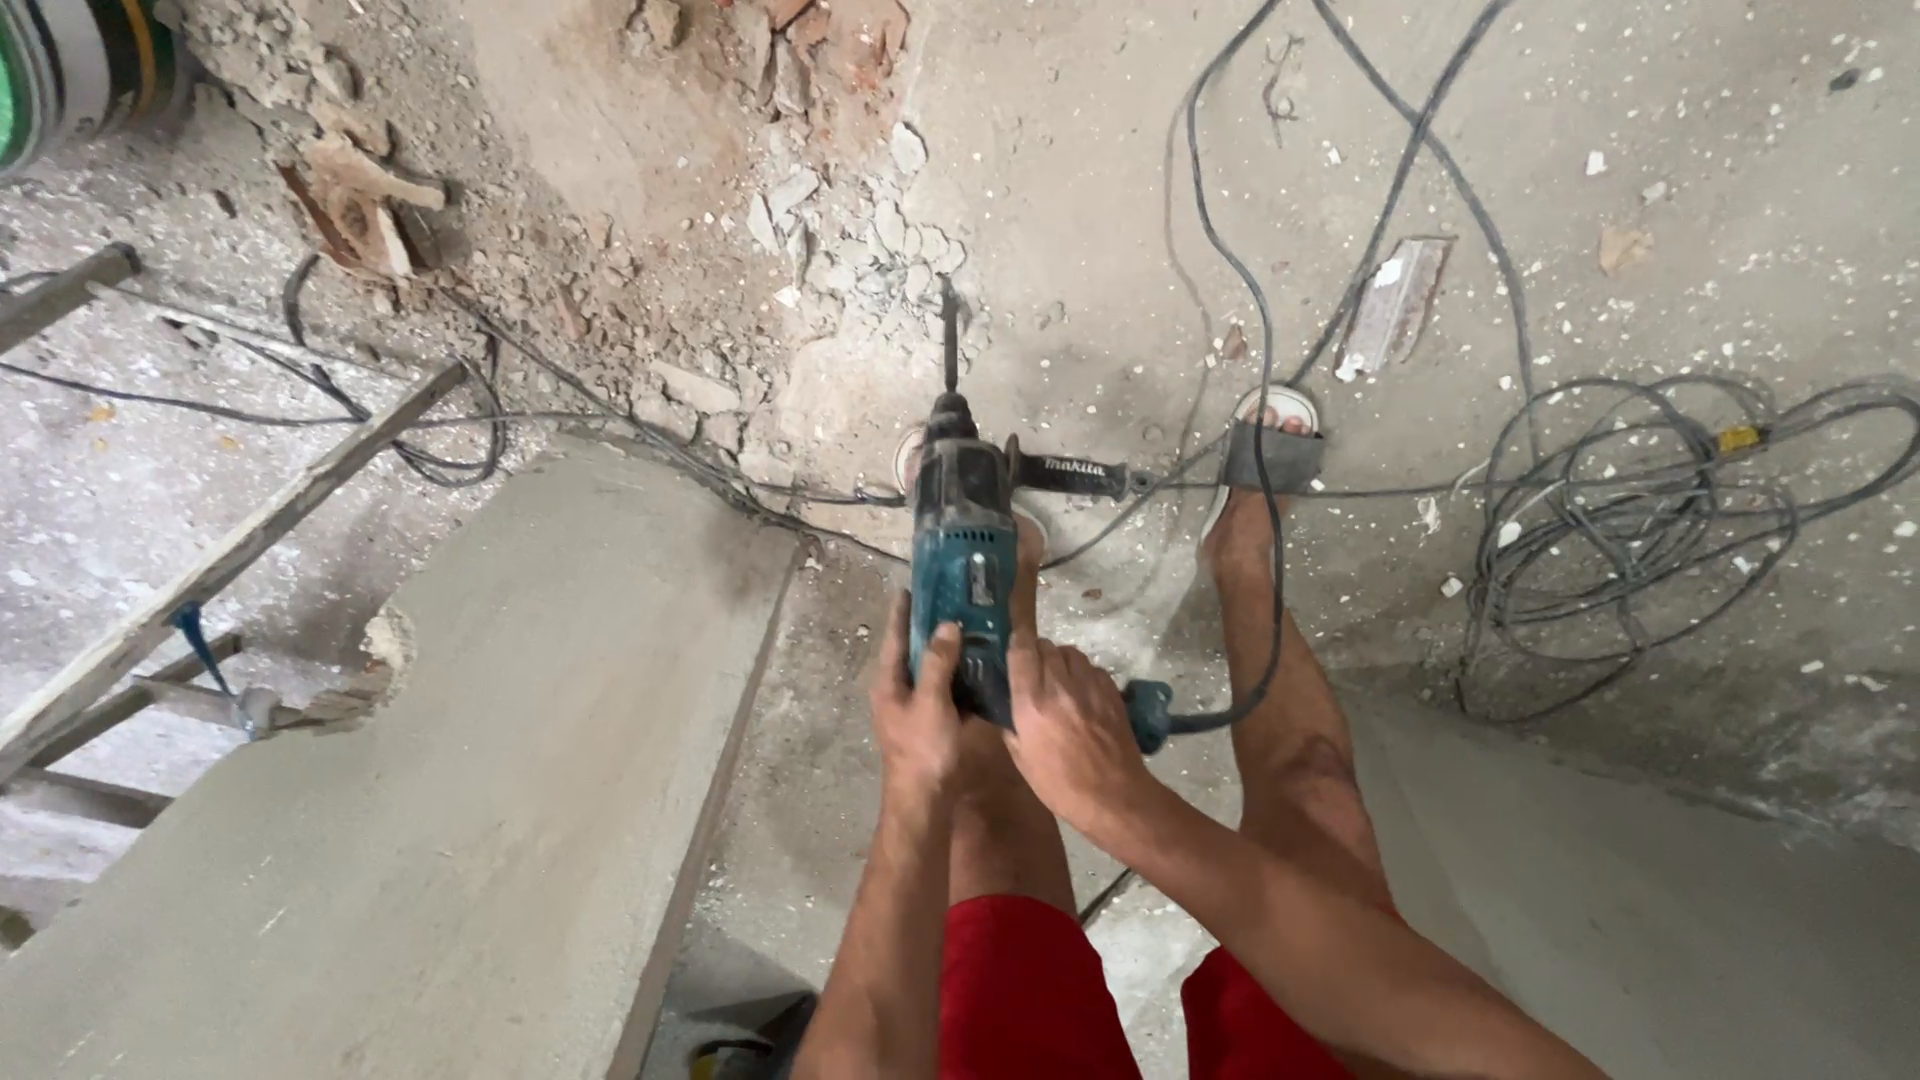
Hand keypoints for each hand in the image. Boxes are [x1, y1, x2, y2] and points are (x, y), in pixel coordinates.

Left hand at [867, 591, 965, 801]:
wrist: (924, 799)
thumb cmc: (922, 749)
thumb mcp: (930, 702)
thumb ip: (938, 663)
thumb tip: (946, 626)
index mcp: (889, 682)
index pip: (895, 637)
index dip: (902, 612)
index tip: (911, 586)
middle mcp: (899, 690)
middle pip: (914, 650)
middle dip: (930, 626)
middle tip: (950, 599)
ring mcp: (916, 706)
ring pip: (931, 669)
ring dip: (948, 650)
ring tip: (969, 623)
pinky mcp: (933, 720)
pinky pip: (946, 688)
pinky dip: (959, 674)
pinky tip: (980, 663)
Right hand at [1001, 629, 1159, 834]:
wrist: (1113, 795)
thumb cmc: (1060, 784)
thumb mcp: (1022, 759)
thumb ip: (1010, 724)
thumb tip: (1006, 707)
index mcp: (1032, 703)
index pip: (1021, 650)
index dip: (1016, 639)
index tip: (1013, 639)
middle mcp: (1059, 686)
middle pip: (1046, 646)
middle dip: (1037, 651)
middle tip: (1034, 668)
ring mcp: (1089, 685)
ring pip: (1071, 652)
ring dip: (1060, 659)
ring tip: (1058, 677)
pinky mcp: (1111, 691)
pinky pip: (1092, 668)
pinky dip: (1082, 673)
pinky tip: (1081, 691)